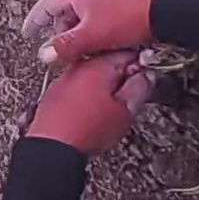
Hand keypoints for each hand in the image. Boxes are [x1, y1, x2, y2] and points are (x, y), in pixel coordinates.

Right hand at [21, 0, 157, 66]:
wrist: (158, 13)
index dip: (34, 20)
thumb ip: (66, 45)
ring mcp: (99, 1)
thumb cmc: (124, 18)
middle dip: (56, 32)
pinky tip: (93, 48)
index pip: (45, 5)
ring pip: (77, 19)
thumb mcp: (90, 35)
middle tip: (55, 51)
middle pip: (61, 13)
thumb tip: (44, 54)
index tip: (27, 33)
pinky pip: (91, 23)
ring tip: (76, 53)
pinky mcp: (112, 10)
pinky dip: (87, 35)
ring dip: (73, 36)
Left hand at [26, 52, 155, 155]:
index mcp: (98, 65)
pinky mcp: (54, 94)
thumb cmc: (88, 128)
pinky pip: (76, 89)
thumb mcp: (125, 111)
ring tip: (109, 111)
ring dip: (102, 88)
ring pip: (91, 77)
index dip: (140, 66)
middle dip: (120, 78)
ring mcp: (64, 79)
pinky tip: (90, 114)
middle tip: (129, 99)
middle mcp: (79, 66)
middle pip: (107, 64)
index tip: (145, 80)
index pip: (126, 53)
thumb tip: (146, 76)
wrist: (52, 146)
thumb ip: (138, 89)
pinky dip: (86, 97)